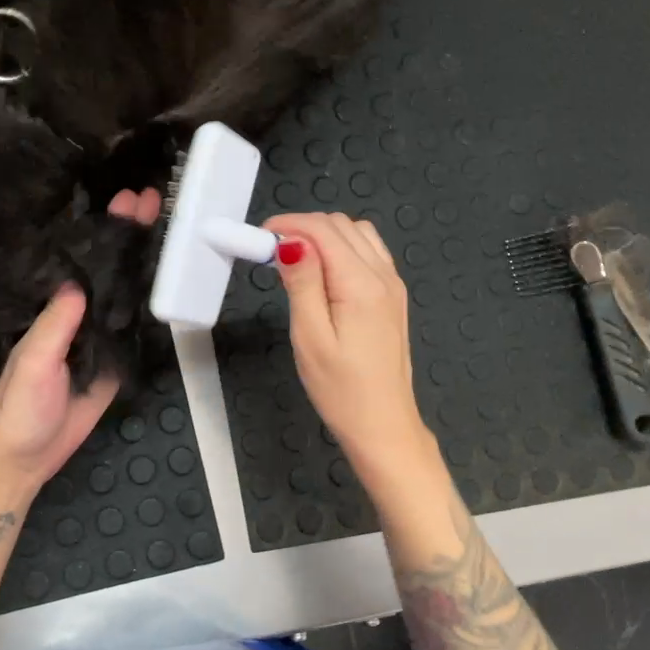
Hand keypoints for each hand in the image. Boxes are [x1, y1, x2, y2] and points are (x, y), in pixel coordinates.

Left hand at [0, 190, 154, 498]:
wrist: (25, 456)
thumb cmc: (19, 407)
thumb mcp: (33, 362)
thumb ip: (55, 326)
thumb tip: (77, 285)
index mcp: (53, 310)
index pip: (83, 263)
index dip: (104, 232)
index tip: (126, 201)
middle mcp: (77, 318)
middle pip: (108, 272)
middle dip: (128, 238)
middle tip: (152, 201)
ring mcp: (97, 340)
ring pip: (124, 297)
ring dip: (142, 266)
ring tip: (168, 230)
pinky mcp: (113, 365)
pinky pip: (133, 332)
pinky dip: (149, 309)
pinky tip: (169, 283)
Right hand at [264, 213, 433, 470]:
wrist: (383, 424)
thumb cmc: (339, 388)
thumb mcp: (311, 337)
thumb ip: (303, 284)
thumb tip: (291, 241)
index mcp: (362, 284)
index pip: (323, 230)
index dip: (287, 224)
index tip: (256, 239)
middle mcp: (383, 275)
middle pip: (341, 225)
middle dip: (303, 228)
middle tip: (268, 254)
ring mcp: (393, 285)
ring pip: (358, 234)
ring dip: (323, 236)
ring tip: (293, 263)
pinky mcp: (393, 298)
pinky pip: (368, 253)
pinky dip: (341, 249)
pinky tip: (322, 274)